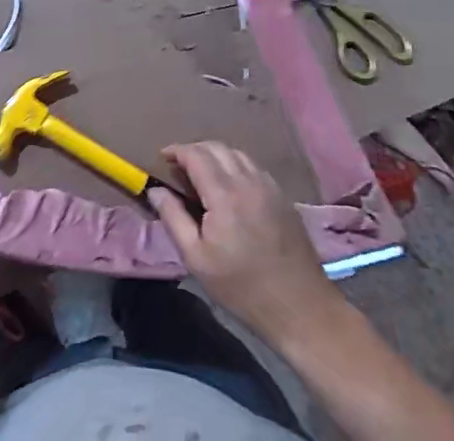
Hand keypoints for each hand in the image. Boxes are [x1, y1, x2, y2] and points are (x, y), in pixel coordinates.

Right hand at [149, 142, 347, 344]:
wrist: (297, 305)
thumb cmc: (240, 286)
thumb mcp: (196, 258)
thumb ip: (173, 218)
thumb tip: (155, 190)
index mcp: (225, 194)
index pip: (196, 155)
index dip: (176, 150)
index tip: (162, 157)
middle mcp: (248, 181)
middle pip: (217, 147)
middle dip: (194, 150)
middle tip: (178, 166)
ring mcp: (269, 186)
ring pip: (238, 154)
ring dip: (216, 155)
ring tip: (201, 174)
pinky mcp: (282, 196)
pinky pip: (254, 167)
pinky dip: (235, 165)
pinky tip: (229, 186)